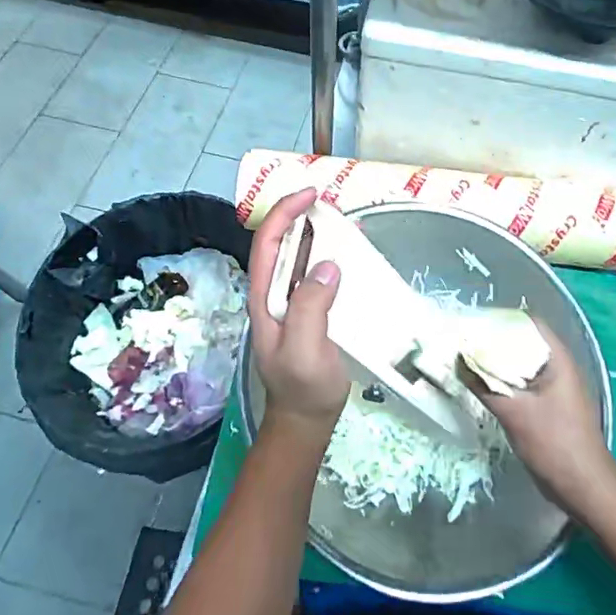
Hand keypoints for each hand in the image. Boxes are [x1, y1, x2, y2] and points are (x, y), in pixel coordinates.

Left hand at [246, 188, 346, 443]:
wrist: (306, 419)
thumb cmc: (302, 388)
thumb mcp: (304, 350)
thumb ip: (310, 307)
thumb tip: (326, 265)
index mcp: (265, 298)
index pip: (267, 244)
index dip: (283, 214)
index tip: (309, 195)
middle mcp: (274, 294)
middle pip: (281, 243)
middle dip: (299, 215)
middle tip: (329, 201)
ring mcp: (291, 302)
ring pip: (298, 256)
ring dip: (316, 232)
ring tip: (342, 219)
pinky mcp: (309, 311)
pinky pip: (316, 273)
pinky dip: (330, 255)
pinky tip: (350, 252)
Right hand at [464, 320, 615, 515]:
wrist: (584, 488)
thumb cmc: (554, 444)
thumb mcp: (513, 412)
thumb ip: (483, 384)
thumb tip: (456, 360)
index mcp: (558, 360)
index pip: (529, 322)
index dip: (501, 318)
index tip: (472, 323)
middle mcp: (558, 368)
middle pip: (523, 341)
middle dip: (493, 340)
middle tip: (464, 342)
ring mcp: (555, 388)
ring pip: (521, 364)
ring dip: (496, 362)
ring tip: (467, 361)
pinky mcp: (549, 406)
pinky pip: (522, 383)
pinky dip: (503, 380)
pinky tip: (482, 386)